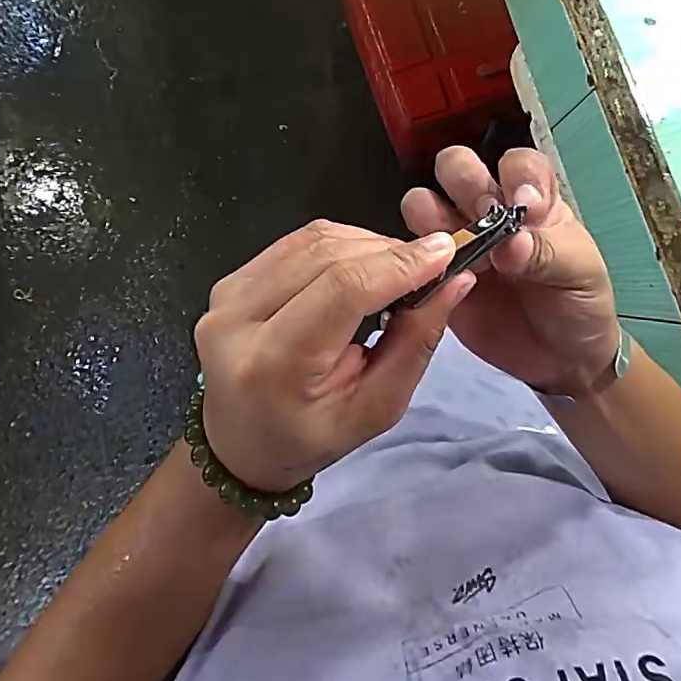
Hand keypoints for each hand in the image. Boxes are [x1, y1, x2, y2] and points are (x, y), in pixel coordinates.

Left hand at [194, 221, 477, 492]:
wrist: (237, 441)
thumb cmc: (306, 437)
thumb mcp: (373, 410)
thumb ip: (413, 344)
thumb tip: (454, 282)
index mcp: (272, 364)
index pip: (341, 290)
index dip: (397, 264)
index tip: (444, 252)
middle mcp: (237, 319)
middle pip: (325, 256)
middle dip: (387, 251)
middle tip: (428, 263)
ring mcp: (226, 294)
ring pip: (309, 240)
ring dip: (364, 243)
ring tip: (397, 267)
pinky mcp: (229, 280)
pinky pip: (291, 243)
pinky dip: (336, 244)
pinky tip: (360, 262)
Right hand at [401, 147, 618, 395]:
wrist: (558, 359)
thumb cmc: (578, 303)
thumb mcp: (579, 274)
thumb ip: (545, 252)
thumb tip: (509, 243)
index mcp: (531, 200)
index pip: (516, 162)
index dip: (516, 175)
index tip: (525, 206)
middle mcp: (487, 210)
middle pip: (456, 166)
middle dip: (462, 180)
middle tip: (479, 215)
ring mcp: (457, 238)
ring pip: (421, 200)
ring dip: (430, 214)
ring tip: (453, 248)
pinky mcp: (435, 270)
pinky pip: (410, 251)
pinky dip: (415, 256)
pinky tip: (438, 274)